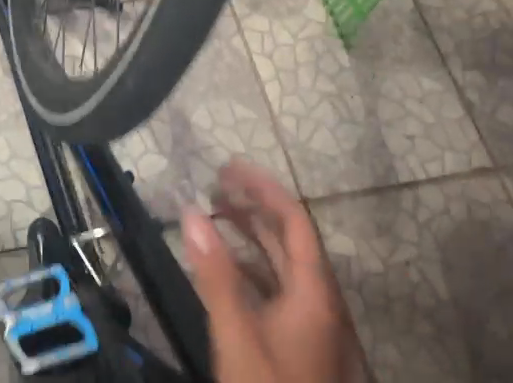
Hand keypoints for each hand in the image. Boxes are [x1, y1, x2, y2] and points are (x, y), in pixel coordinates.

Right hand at [181, 160, 356, 382]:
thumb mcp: (237, 337)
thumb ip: (215, 274)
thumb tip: (191, 212)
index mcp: (315, 295)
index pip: (294, 223)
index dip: (264, 188)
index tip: (228, 165)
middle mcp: (321, 305)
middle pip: (291, 242)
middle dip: (254, 207)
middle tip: (214, 182)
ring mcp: (314, 329)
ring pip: (284, 267)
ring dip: (251, 236)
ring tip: (213, 213)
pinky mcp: (301, 347)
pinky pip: (278, 291)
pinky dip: (250, 267)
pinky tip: (224, 267)